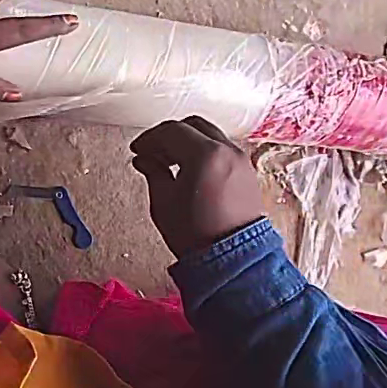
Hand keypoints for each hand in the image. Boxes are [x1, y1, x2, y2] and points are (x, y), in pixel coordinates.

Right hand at [130, 117, 264, 258]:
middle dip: (169, 135)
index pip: (172, 131)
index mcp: (205, 155)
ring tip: (169, 162)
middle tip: (152, 150)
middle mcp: (228, 152)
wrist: (233, 261)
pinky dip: (204, 152)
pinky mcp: (247, 174)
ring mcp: (241, 161)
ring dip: (188, 142)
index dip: (149, 138)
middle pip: (193, 126)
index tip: (138, 149)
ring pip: (210, 136)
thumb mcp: (164, 202)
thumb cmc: (199, 236)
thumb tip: (146, 160)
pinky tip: (190, 169)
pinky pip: (223, 151)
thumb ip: (153, 172)